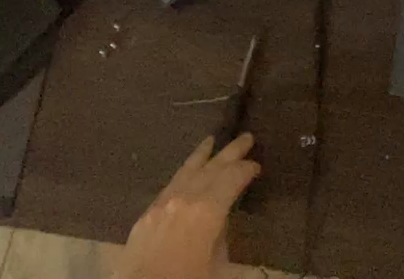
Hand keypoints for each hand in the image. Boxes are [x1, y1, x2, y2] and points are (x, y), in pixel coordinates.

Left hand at [113, 132, 259, 278]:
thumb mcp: (217, 268)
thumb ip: (221, 239)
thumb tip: (219, 224)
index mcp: (207, 210)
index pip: (231, 179)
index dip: (246, 170)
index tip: (256, 165)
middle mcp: (185, 198)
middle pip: (212, 168)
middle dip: (231, 152)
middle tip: (246, 137)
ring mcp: (163, 203)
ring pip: (187, 170)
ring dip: (203, 155)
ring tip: (212, 140)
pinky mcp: (147, 213)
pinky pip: (170, 184)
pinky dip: (182, 173)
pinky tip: (185, 173)